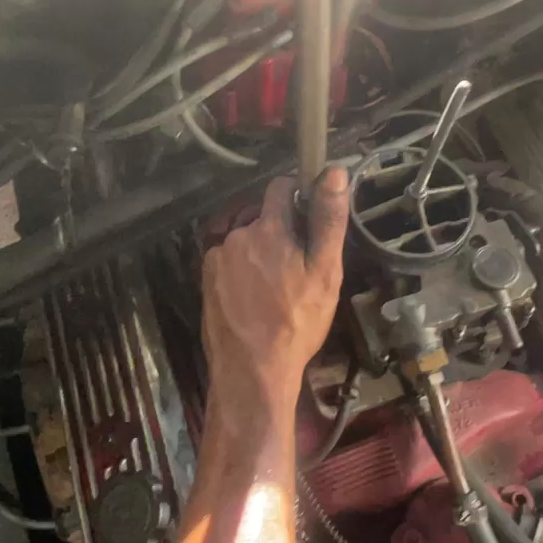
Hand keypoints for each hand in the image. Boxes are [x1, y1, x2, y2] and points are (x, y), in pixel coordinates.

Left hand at [201, 168, 349, 409]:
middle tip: (301, 272)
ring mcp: (217, 261)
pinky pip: (231, 268)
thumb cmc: (296, 322)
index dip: (298, 195)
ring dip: (262, 258)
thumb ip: (328, 220)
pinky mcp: (207, 283)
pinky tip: (257, 304)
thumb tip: (335, 172)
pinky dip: (244, 278)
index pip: (280, 188)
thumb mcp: (324, 272)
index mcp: (267, 228)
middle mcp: (236, 236)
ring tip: (278, 294)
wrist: (251, 370)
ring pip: (247, 247)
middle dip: (282, 236)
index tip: (312, 217)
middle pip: (264, 222)